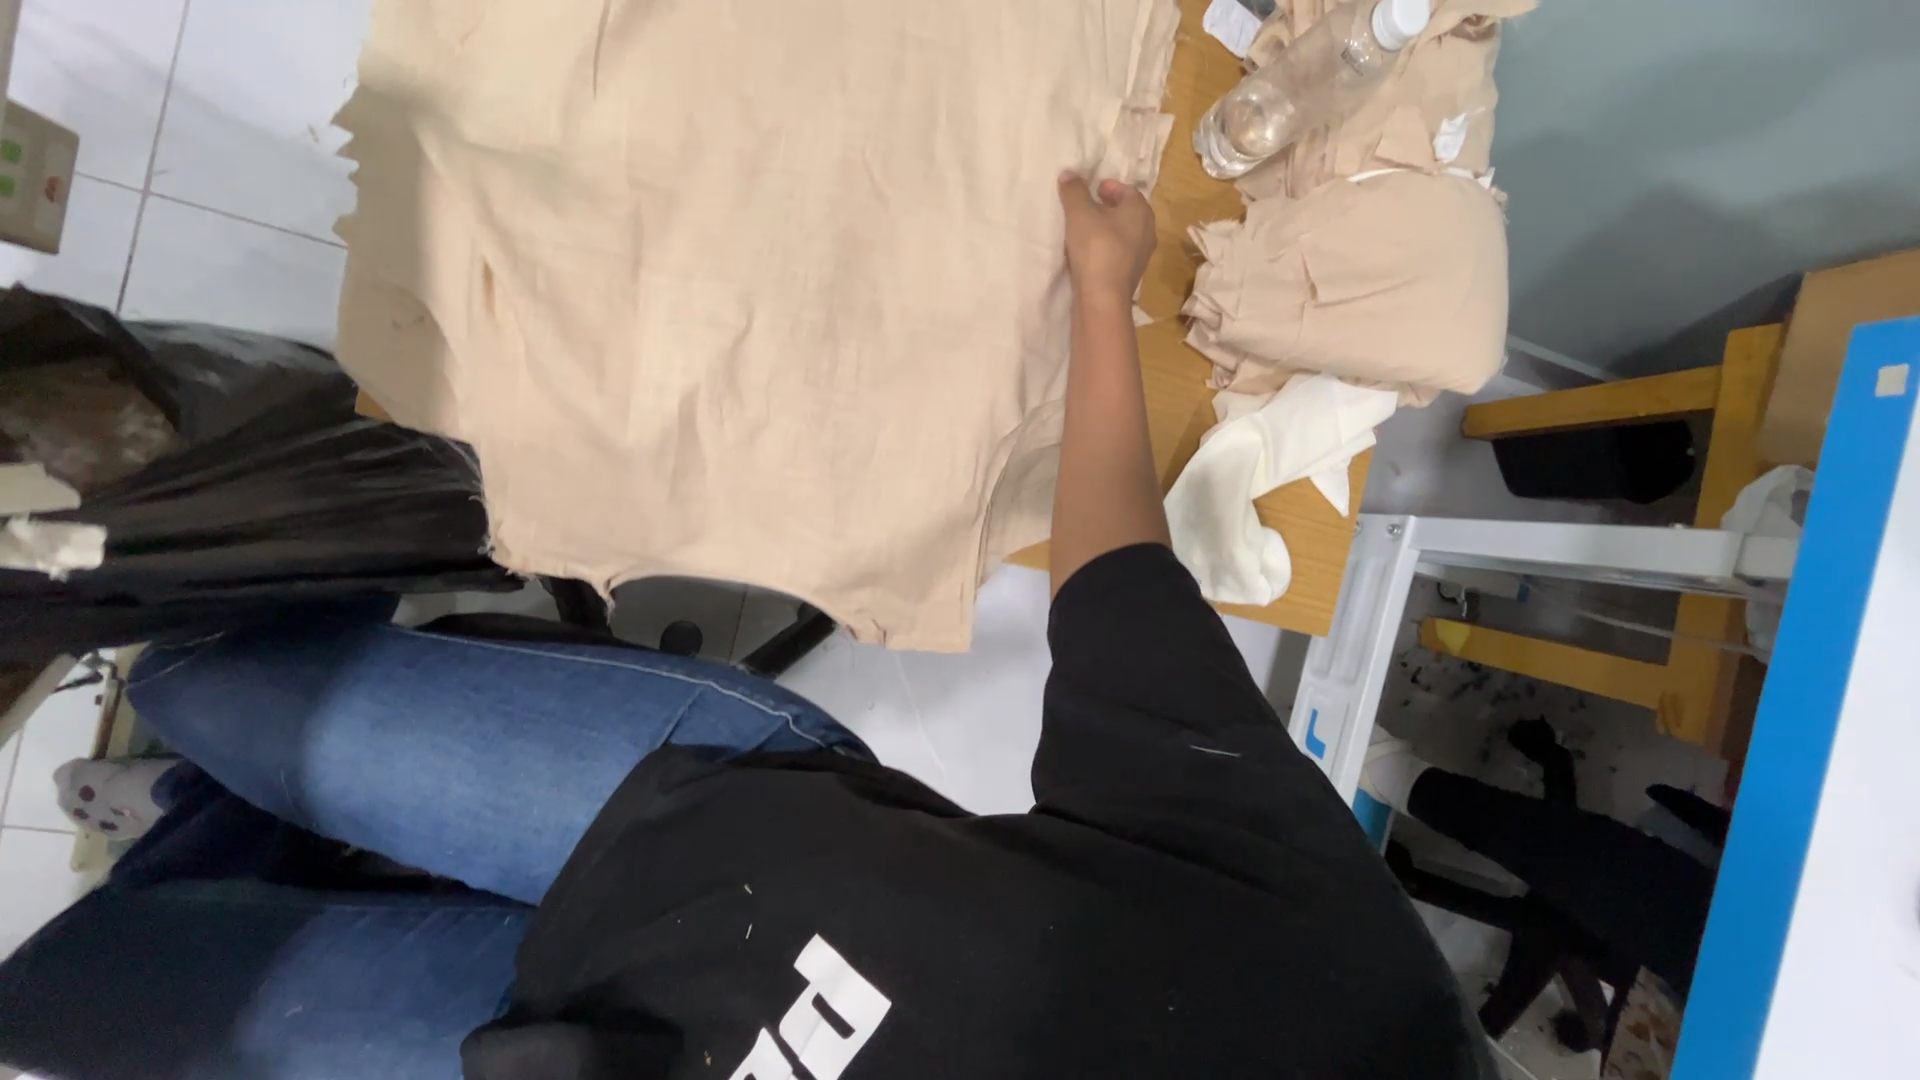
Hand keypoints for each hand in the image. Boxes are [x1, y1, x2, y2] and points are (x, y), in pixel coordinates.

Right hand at [1057, 173, 1156, 307]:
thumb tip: (1068, 173)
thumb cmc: (1096, 247)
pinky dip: (1107, 248)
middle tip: (1089, 207)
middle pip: (1127, 212)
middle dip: (1109, 208)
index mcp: (1140, 210)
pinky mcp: (1131, 275)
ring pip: (1124, 234)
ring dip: (1108, 229)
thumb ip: (1074, 191)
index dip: (1109, 187)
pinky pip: (1120, 254)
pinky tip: (1091, 253)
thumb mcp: (1079, 213)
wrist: (1103, 297)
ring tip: (1087, 230)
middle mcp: (1148, 231)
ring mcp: (1142, 256)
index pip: (1127, 190)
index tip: (1093, 189)